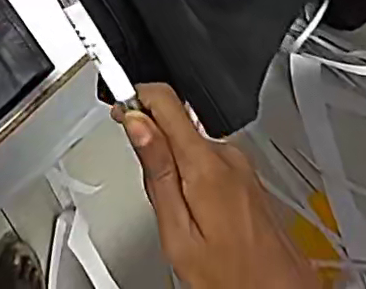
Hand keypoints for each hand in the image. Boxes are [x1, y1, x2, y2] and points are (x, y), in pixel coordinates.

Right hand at [115, 84, 315, 288]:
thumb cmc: (236, 283)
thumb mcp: (178, 235)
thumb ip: (155, 172)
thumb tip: (136, 124)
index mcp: (206, 165)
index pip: (164, 99)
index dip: (134, 96)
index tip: (118, 107)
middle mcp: (227, 156)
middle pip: (173, 122)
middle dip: (152, 144)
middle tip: (153, 189)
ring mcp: (241, 166)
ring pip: (188, 142)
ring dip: (172, 163)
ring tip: (178, 212)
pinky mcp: (248, 177)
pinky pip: (207, 158)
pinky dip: (191, 174)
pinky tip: (197, 213)